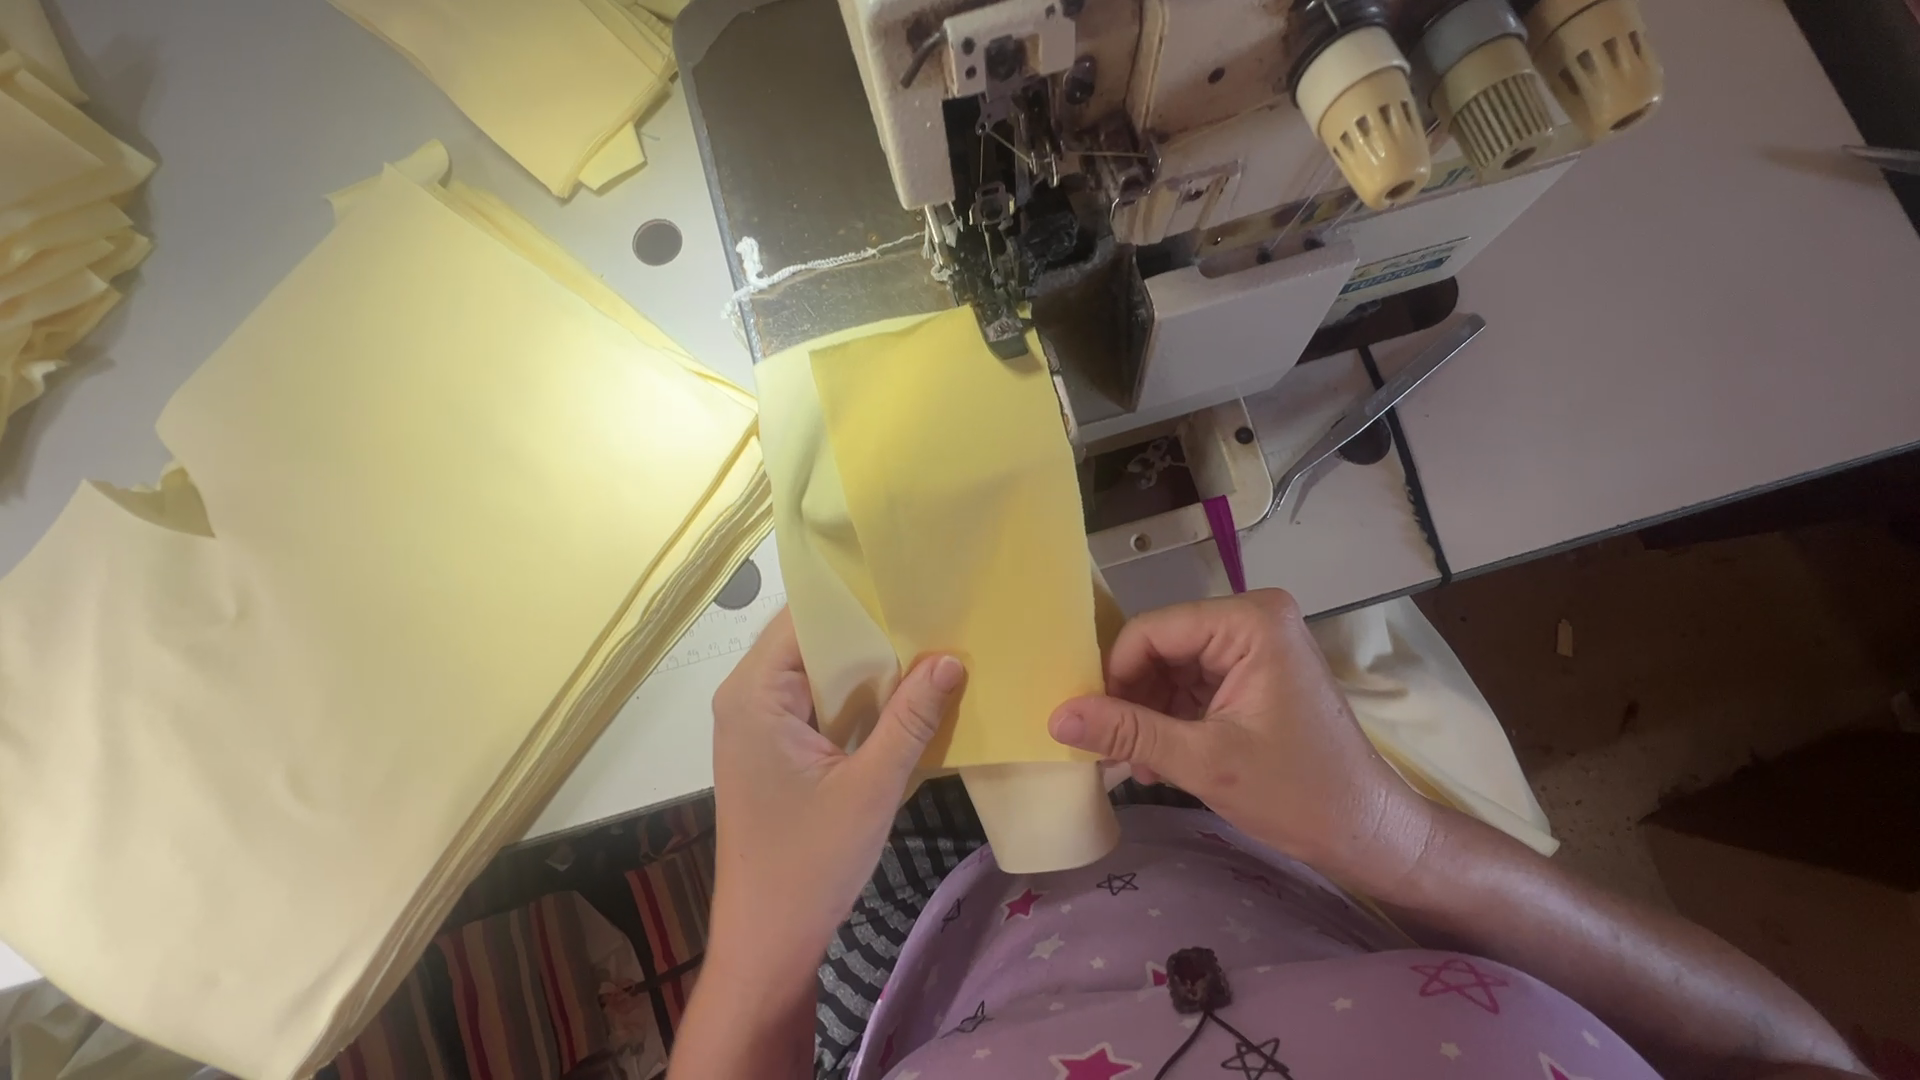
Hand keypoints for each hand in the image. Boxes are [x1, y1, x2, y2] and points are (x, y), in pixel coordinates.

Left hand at [708, 610, 964, 973]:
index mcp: (755, 693)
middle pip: (813, 640)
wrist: (768, 940)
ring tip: (930, 642)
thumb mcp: (872, 786)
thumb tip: (952, 657)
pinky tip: (905, 694)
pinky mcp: (775, 748)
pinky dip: (858, 697)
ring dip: (869, 666)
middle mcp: (748, 697)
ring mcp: (760, 724)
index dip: (857, 598)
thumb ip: (911, 717)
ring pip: (820, 672)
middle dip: (871, 629)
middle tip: (934, 611)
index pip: (805, 617)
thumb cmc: (810, 862)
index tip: (913, 584)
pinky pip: (819, 702)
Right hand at [1047, 590, 1433, 892]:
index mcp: (1248, 621)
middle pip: (1159, 647)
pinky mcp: (1252, 673)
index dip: (1114, 676)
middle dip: (1132, 699)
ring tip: (1137, 764)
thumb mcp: (1202, 761)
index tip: (1093, 725)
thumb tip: (1055, 716)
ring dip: (1147, 714)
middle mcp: (1250, 619)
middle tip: (1113, 751)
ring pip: (1169, 668)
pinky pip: (1190, 683)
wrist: (1368, 834)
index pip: (1150, 631)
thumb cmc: (1296, 794)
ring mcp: (1253, 645)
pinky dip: (1169, 718)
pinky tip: (1158, 759)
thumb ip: (1126, 731)